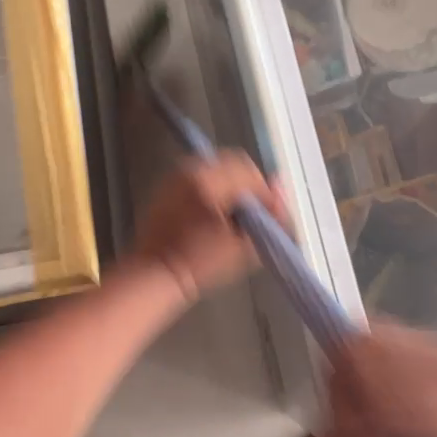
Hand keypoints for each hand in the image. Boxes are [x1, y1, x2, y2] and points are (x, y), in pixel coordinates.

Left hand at [132, 153, 285, 300]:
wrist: (155, 273)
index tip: (266, 215)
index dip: (264, 193)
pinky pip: (200, 175)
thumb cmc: (199, 264)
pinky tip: (212, 212)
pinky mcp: (169, 184)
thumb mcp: (243, 246)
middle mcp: (192, 169)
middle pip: (235, 164)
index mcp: (209, 180)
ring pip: (218, 168)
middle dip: (247, 186)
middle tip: (250, 214)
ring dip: (230, 185)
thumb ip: (270, 216)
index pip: (251, 172)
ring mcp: (178, 174)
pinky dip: (213, 187)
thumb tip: (281, 190)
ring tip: (231, 214)